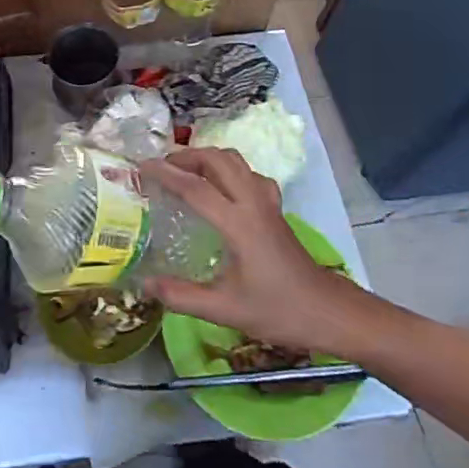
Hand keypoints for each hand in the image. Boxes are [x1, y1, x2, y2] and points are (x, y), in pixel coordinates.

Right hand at [139, 148, 366, 352]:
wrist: (327, 311)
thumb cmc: (278, 310)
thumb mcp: (225, 310)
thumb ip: (181, 296)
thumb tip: (143, 285)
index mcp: (238, 224)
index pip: (195, 187)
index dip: (165, 174)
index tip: (141, 168)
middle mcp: (253, 203)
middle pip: (218, 160)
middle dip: (186, 156)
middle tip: (161, 168)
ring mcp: (267, 203)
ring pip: (236, 161)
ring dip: (207, 158)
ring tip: (184, 172)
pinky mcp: (275, 209)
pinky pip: (249, 174)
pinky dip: (228, 169)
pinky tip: (220, 189)